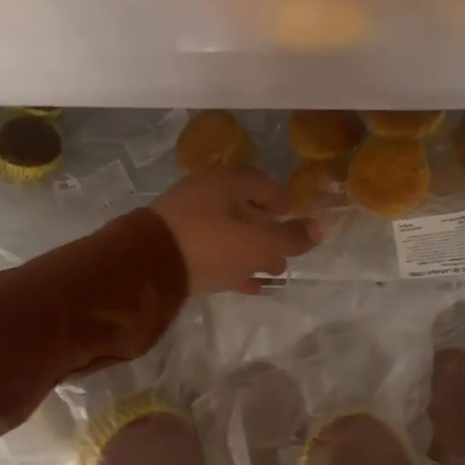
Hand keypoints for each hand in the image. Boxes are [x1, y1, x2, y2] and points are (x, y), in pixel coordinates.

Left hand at [150, 167, 320, 293]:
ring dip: (251, 250)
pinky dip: (231, 263)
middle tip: (286, 250)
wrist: (146, 266)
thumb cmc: (210, 244)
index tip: (294, 216)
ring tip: (273, 271)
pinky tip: (247, 284)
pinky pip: (211, 250)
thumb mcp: (258, 243)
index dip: (282, 201)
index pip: (263, 184)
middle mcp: (206, 192)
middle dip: (268, 231)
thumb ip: (290, 238)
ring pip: (228, 231)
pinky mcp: (173, 243)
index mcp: (226, 180)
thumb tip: (318, 228)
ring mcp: (186, 217)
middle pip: (245, 208)